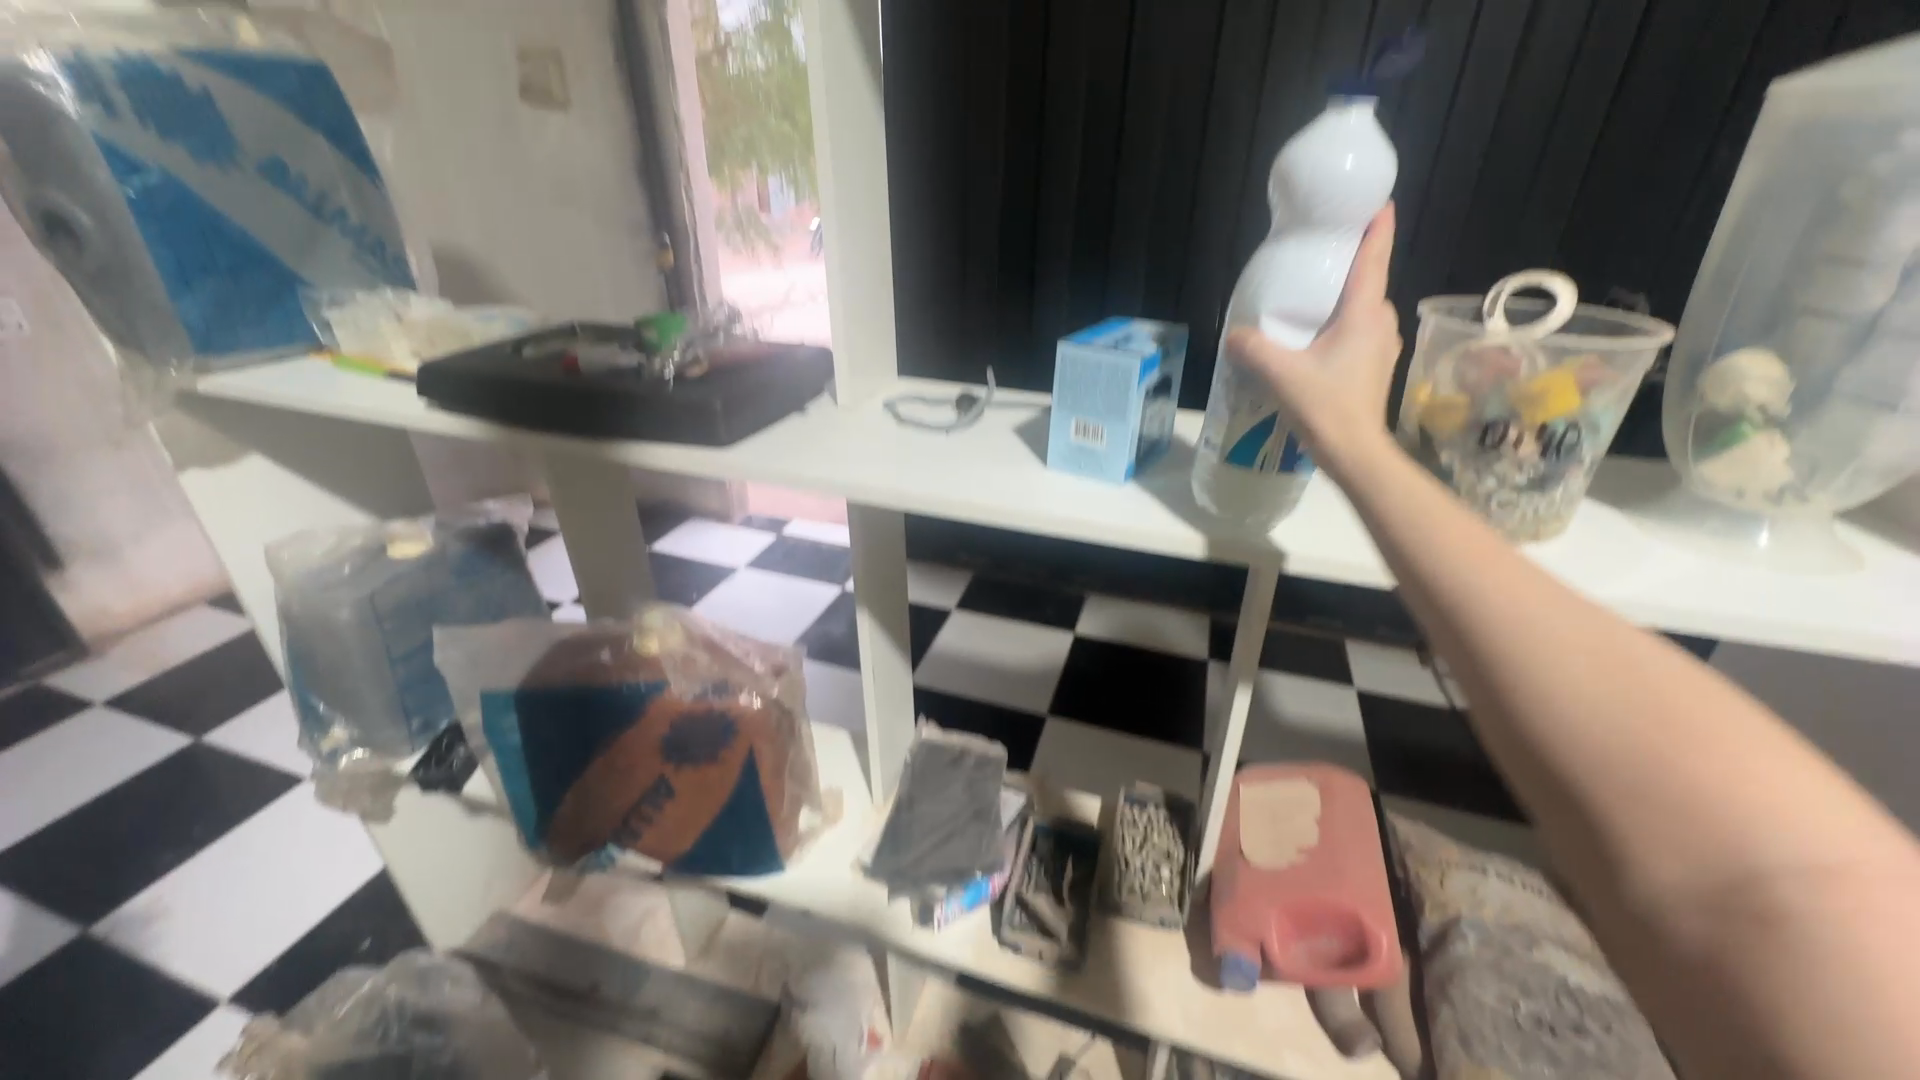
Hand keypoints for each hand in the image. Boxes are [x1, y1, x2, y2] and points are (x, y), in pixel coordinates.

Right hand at [1227, 203, 1400, 470]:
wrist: (1354, 453)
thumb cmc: (1326, 406)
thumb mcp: (1280, 374)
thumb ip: (1253, 347)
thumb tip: (1234, 334)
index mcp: (1365, 313)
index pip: (1374, 258)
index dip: (1377, 227)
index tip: (1378, 201)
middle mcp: (1381, 322)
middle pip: (1366, 283)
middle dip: (1345, 268)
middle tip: (1317, 258)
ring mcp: (1382, 346)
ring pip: (1361, 311)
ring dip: (1339, 303)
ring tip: (1309, 302)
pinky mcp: (1375, 367)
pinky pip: (1357, 334)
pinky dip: (1339, 327)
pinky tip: (1313, 340)